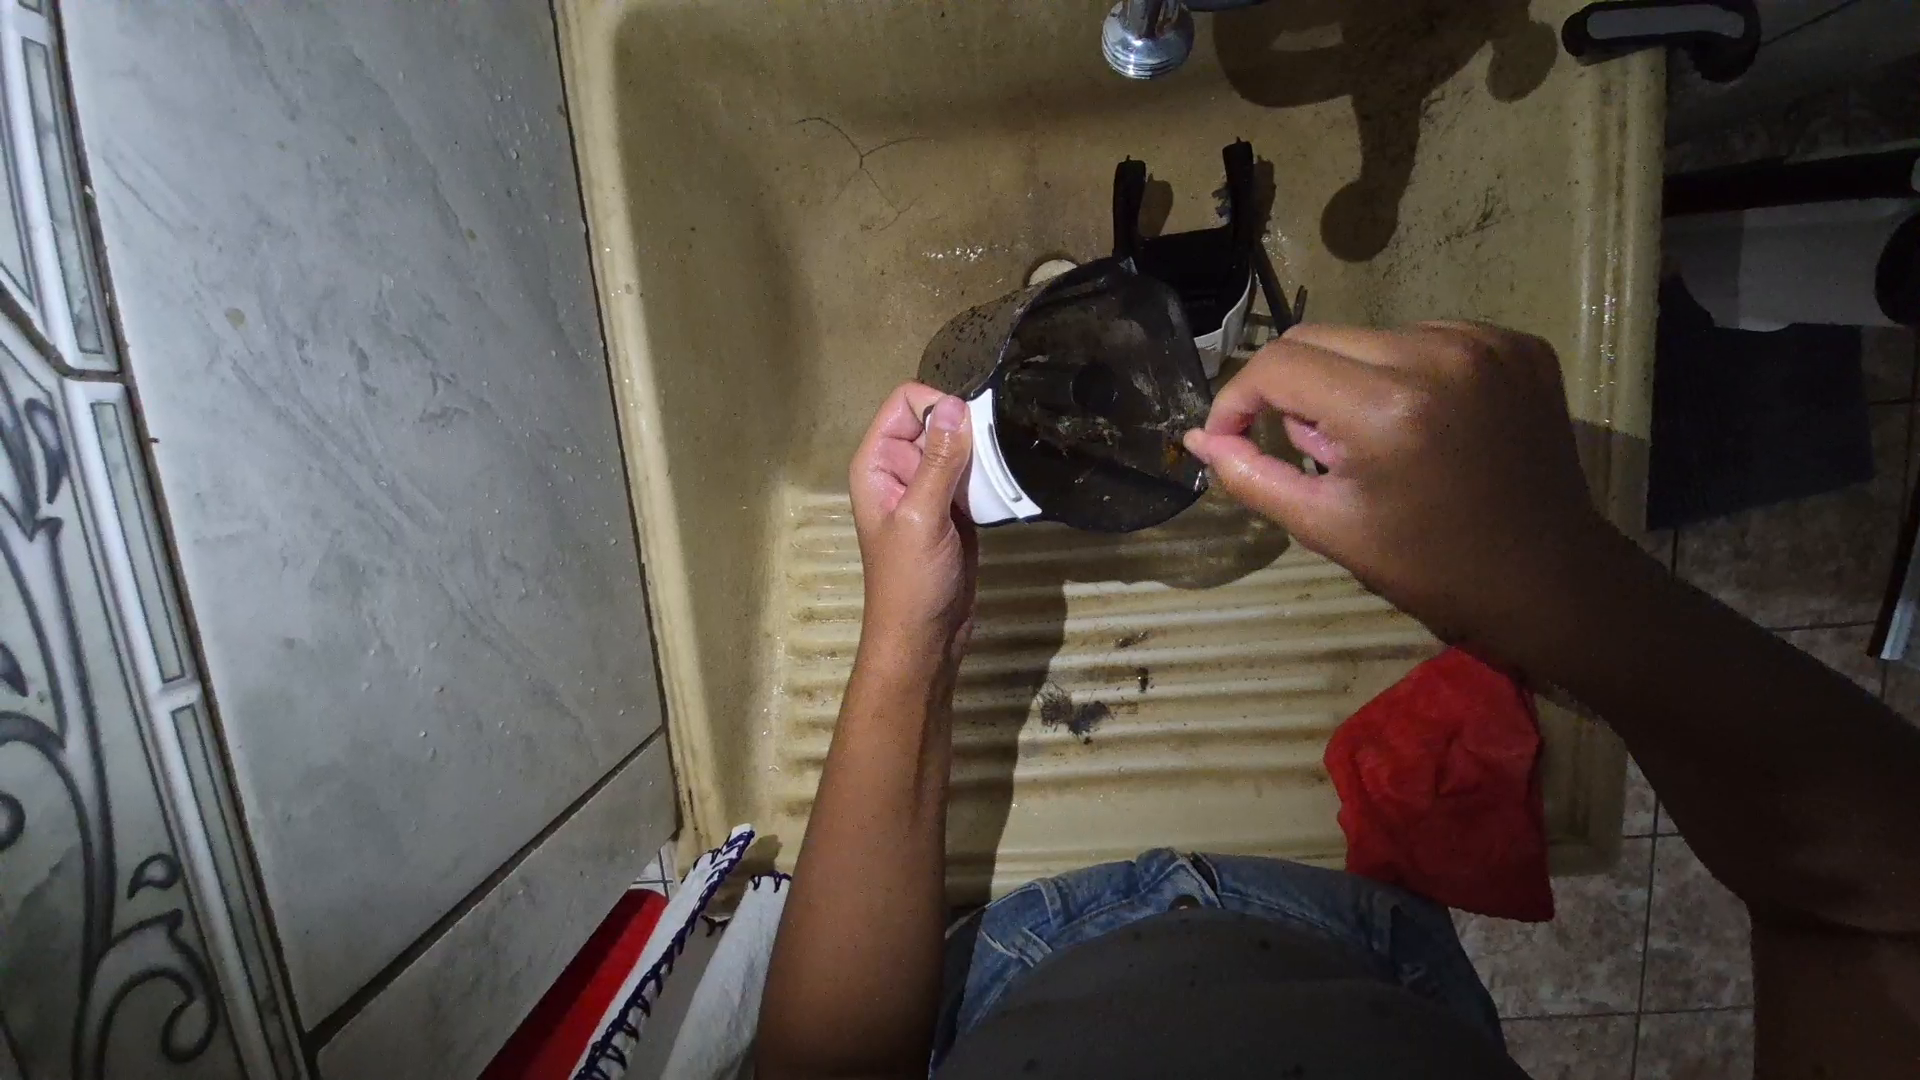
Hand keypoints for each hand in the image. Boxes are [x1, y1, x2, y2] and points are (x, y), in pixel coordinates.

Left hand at [849, 383, 978, 673]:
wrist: (925, 637)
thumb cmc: (911, 582)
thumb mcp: (922, 518)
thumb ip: (939, 462)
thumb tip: (956, 405)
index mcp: (878, 462)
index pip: (906, 402)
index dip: (938, 406)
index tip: (971, 428)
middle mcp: (901, 468)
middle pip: (937, 419)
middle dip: (968, 427)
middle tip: (996, 451)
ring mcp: (930, 488)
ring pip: (960, 445)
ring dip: (984, 452)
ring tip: (1006, 467)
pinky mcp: (955, 507)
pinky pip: (974, 474)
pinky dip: (991, 475)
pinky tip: (1009, 484)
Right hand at [1182, 322, 1613, 644]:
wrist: (1545, 577)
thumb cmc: (1424, 563)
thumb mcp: (1322, 525)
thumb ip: (1249, 474)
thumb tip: (1199, 438)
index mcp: (1387, 407)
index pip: (1276, 366)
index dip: (1235, 399)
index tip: (1229, 436)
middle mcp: (1438, 353)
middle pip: (1314, 339)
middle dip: (1283, 390)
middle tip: (1300, 446)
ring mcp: (1485, 341)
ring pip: (1363, 337)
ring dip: (1339, 381)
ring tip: (1361, 440)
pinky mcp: (1516, 343)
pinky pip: (1418, 339)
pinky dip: (1393, 374)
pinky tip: (1411, 421)